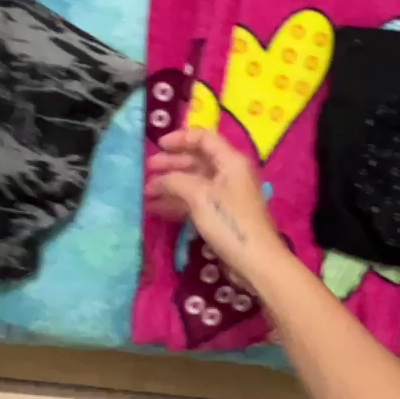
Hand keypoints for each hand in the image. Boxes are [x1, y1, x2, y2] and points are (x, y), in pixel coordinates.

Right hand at [145, 129, 291, 281]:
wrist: (255, 260)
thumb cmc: (229, 221)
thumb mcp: (200, 196)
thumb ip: (176, 181)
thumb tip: (158, 179)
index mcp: (231, 161)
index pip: (204, 138)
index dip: (180, 138)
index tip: (158, 146)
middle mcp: (229, 174)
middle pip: (197, 160)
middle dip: (170, 164)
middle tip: (146, 171)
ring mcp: (225, 195)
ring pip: (194, 182)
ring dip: (170, 185)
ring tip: (144, 193)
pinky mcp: (221, 215)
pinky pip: (195, 201)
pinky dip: (177, 203)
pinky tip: (155, 208)